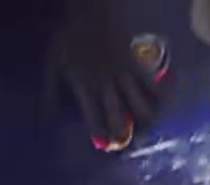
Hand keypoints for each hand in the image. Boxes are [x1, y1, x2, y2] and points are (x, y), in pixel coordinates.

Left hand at [48, 2, 160, 150]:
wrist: (89, 6)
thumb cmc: (68, 37)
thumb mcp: (53, 67)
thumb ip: (50, 97)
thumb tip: (46, 124)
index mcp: (86, 89)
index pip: (95, 122)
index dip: (101, 137)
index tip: (104, 146)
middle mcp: (107, 86)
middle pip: (120, 119)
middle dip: (124, 136)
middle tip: (126, 144)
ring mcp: (123, 74)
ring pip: (141, 105)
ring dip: (145, 121)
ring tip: (149, 130)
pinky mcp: (135, 62)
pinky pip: (151, 84)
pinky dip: (158, 96)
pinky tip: (163, 106)